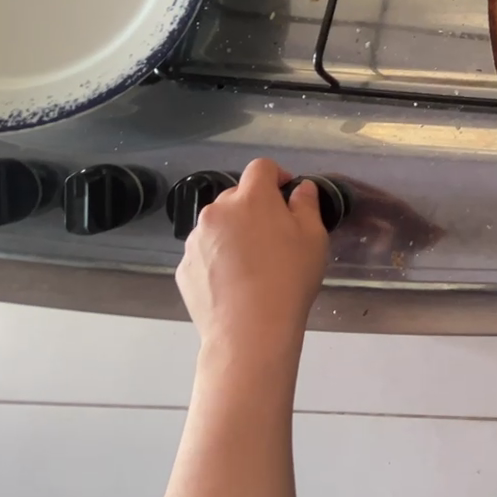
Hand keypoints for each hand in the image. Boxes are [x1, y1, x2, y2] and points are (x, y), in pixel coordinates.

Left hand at [176, 158, 328, 358]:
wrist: (249, 328)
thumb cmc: (289, 276)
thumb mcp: (314, 237)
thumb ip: (306, 205)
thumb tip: (300, 189)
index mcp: (251, 198)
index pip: (261, 167)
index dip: (277, 175)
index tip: (288, 195)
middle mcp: (217, 212)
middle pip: (236, 195)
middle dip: (255, 206)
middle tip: (275, 233)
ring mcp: (195, 241)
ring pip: (218, 224)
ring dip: (234, 231)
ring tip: (253, 261)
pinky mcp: (183, 268)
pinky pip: (205, 251)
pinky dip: (219, 257)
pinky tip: (236, 281)